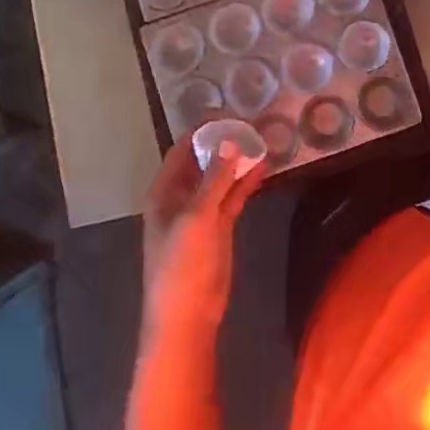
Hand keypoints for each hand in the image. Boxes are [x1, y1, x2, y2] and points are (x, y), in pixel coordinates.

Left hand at [140, 132, 267, 337]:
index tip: (231, 114)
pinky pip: (232, 197)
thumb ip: (215, 179)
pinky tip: (264, 168)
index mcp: (165, 191)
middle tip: (253, 124)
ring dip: (238, 162)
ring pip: (221, 179)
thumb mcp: (197, 217)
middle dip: (225, 143)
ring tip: (263, 140)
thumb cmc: (182, 264)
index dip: (204, 130)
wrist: (187, 314)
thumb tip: (230, 142)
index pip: (183, 150)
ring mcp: (201, 212)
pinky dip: (246, 183)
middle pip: (203, 161)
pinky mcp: (219, 227)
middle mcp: (181, 197)